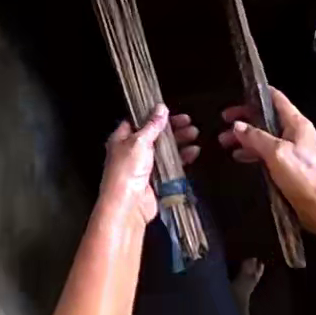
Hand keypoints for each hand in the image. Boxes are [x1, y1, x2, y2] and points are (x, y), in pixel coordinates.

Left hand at [95, 106, 199, 227]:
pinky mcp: (154, 180)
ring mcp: (143, 166)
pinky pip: (170, 165)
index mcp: (121, 138)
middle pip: (154, 134)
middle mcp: (131, 151)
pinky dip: (182, 158)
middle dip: (171, 128)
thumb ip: (152, 125)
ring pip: (164, 149)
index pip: (138, 121)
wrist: (128, 206)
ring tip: (194, 134)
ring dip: (179, 141)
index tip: (170, 110)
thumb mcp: (139, 142)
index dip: (154, 115)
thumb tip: (160, 108)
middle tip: (188, 122)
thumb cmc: (127, 171)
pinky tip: (193, 152)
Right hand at [219, 87, 315, 234]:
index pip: (276, 98)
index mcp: (297, 124)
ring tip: (226, 143)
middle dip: (245, 120)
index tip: (237, 97)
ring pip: (265, 137)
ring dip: (246, 138)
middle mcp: (297, 135)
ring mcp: (294, 152)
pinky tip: (241, 158)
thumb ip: (255, 137)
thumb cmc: (306, 179)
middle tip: (224, 123)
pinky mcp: (291, 169)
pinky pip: (268, 155)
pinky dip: (253, 153)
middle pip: (267, 118)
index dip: (256, 94)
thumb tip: (238, 125)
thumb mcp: (276, 153)